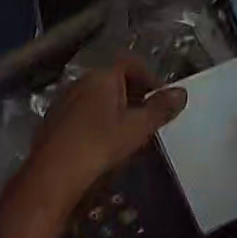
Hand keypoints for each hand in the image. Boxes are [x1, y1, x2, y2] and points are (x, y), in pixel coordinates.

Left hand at [18, 57, 185, 206]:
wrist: (54, 173)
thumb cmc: (101, 144)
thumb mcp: (139, 127)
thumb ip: (161, 108)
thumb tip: (181, 92)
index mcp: (103, 77)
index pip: (132, 64)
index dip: (152, 78)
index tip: (164, 100)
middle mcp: (81, 82)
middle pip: (115, 80)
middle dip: (136, 94)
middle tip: (152, 117)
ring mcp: (65, 101)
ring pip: (99, 97)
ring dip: (117, 109)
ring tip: (131, 132)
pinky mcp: (55, 121)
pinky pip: (85, 112)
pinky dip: (100, 121)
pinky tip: (105, 142)